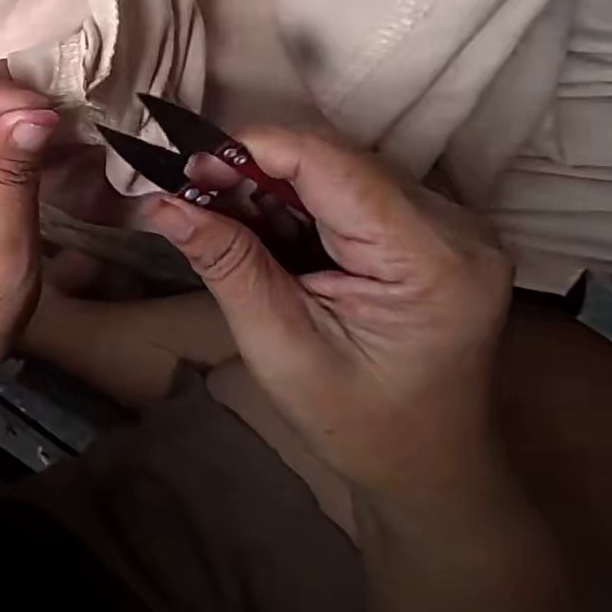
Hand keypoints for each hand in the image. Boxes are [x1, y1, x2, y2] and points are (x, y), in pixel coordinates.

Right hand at [139, 128, 513, 496]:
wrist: (425, 462)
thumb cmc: (356, 419)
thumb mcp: (276, 343)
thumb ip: (224, 262)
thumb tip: (161, 203)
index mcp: (428, 259)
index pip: (332, 163)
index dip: (253, 149)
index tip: (188, 170)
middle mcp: (450, 225)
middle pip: (331, 157)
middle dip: (252, 166)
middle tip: (193, 195)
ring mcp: (442, 222)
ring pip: (332, 164)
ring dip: (266, 182)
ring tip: (224, 220)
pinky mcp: (422, 226)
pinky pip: (342, 184)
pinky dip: (289, 197)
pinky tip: (264, 230)